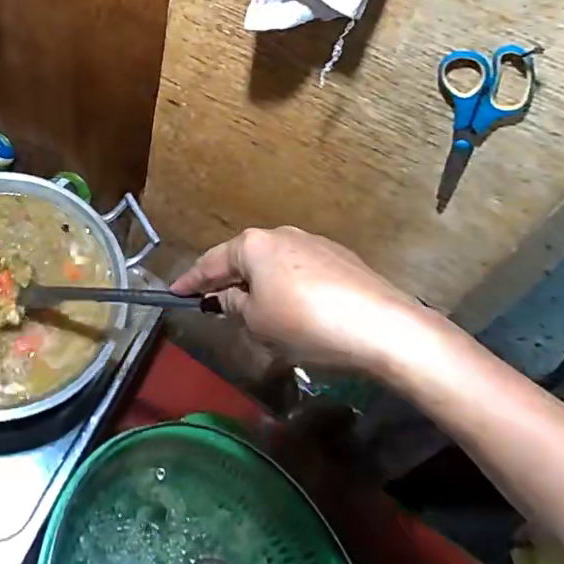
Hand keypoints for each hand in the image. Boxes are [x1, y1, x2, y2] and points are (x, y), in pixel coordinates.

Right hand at [170, 227, 442, 377]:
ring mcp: (316, 244)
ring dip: (264, 287)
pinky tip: (300, 312)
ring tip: (261, 313)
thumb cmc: (307, 323)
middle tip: (216, 304)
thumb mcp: (258, 322)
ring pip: (275, 266)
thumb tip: (226, 297)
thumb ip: (233, 306)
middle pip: (244, 260)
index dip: (191, 281)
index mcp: (252, 244)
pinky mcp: (345, 260)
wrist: (388, 330)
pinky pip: (303, 273)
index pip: (210, 263)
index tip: (175, 292)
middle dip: (230, 281)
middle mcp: (281, 234)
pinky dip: (292, 290)